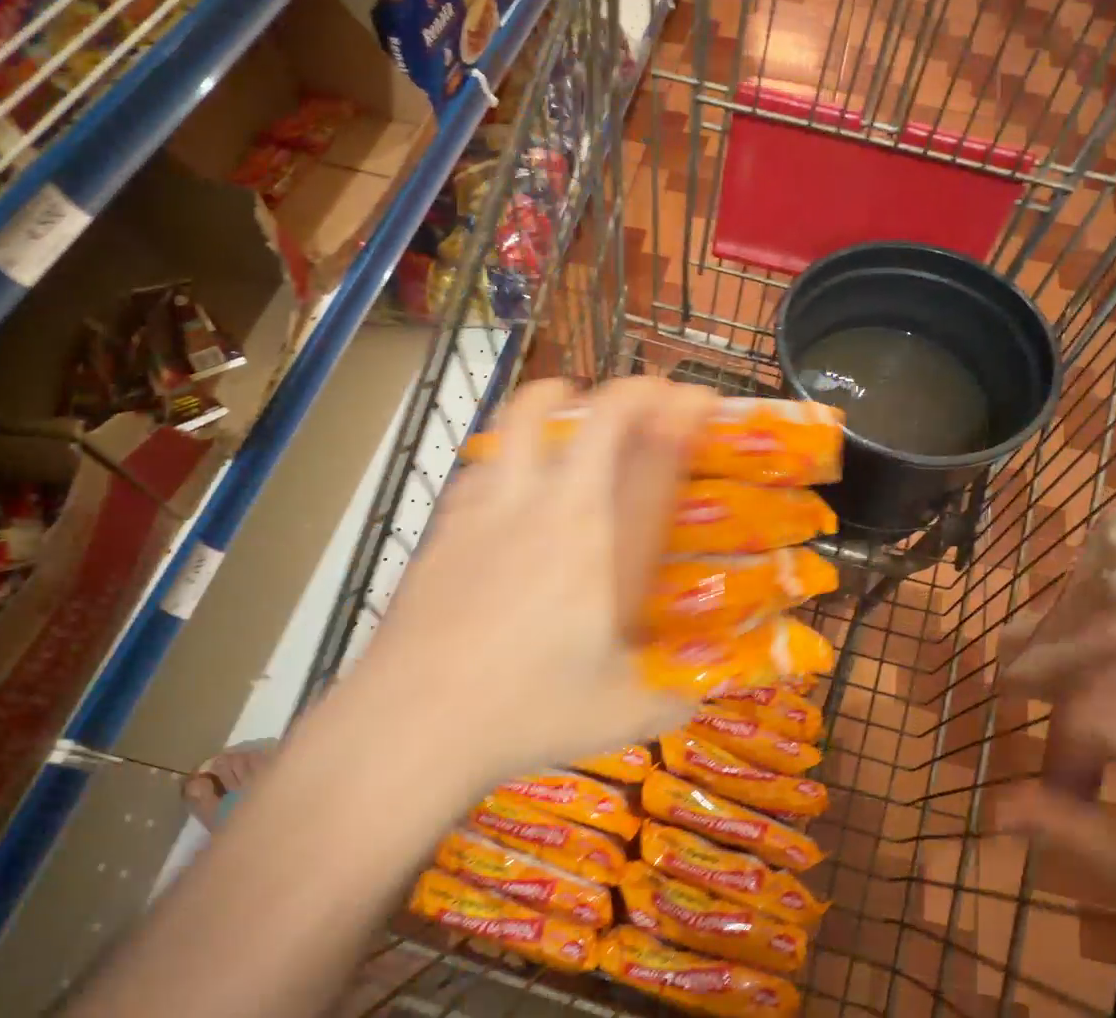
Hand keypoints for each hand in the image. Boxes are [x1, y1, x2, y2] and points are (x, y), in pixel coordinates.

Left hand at [354, 376, 717, 782]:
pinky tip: (504, 488)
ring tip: (564, 412)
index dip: (673, 405)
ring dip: (548, 405)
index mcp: (592, 536)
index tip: (696, 400)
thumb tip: (703, 692)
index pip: (641, 443)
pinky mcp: (441, 533)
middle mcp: (539, 505)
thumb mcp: (623, 714)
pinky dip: (503, 459)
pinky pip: (478, 470)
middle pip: (577, 411)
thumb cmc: (527, 711)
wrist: (412, 723)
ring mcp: (482, 513)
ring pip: (514, 423)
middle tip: (641, 403)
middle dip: (619, 392)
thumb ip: (673, 696)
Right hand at [996, 621, 1115, 1014]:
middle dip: (1058, 691)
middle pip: (1105, 665)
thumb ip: (1076, 834)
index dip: (1057, 752)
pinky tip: (1109, 664)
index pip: (1088, 717)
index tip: (1059, 798)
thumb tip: (995, 809)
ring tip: (1044, 660)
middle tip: (1018, 701)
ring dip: (1084, 646)